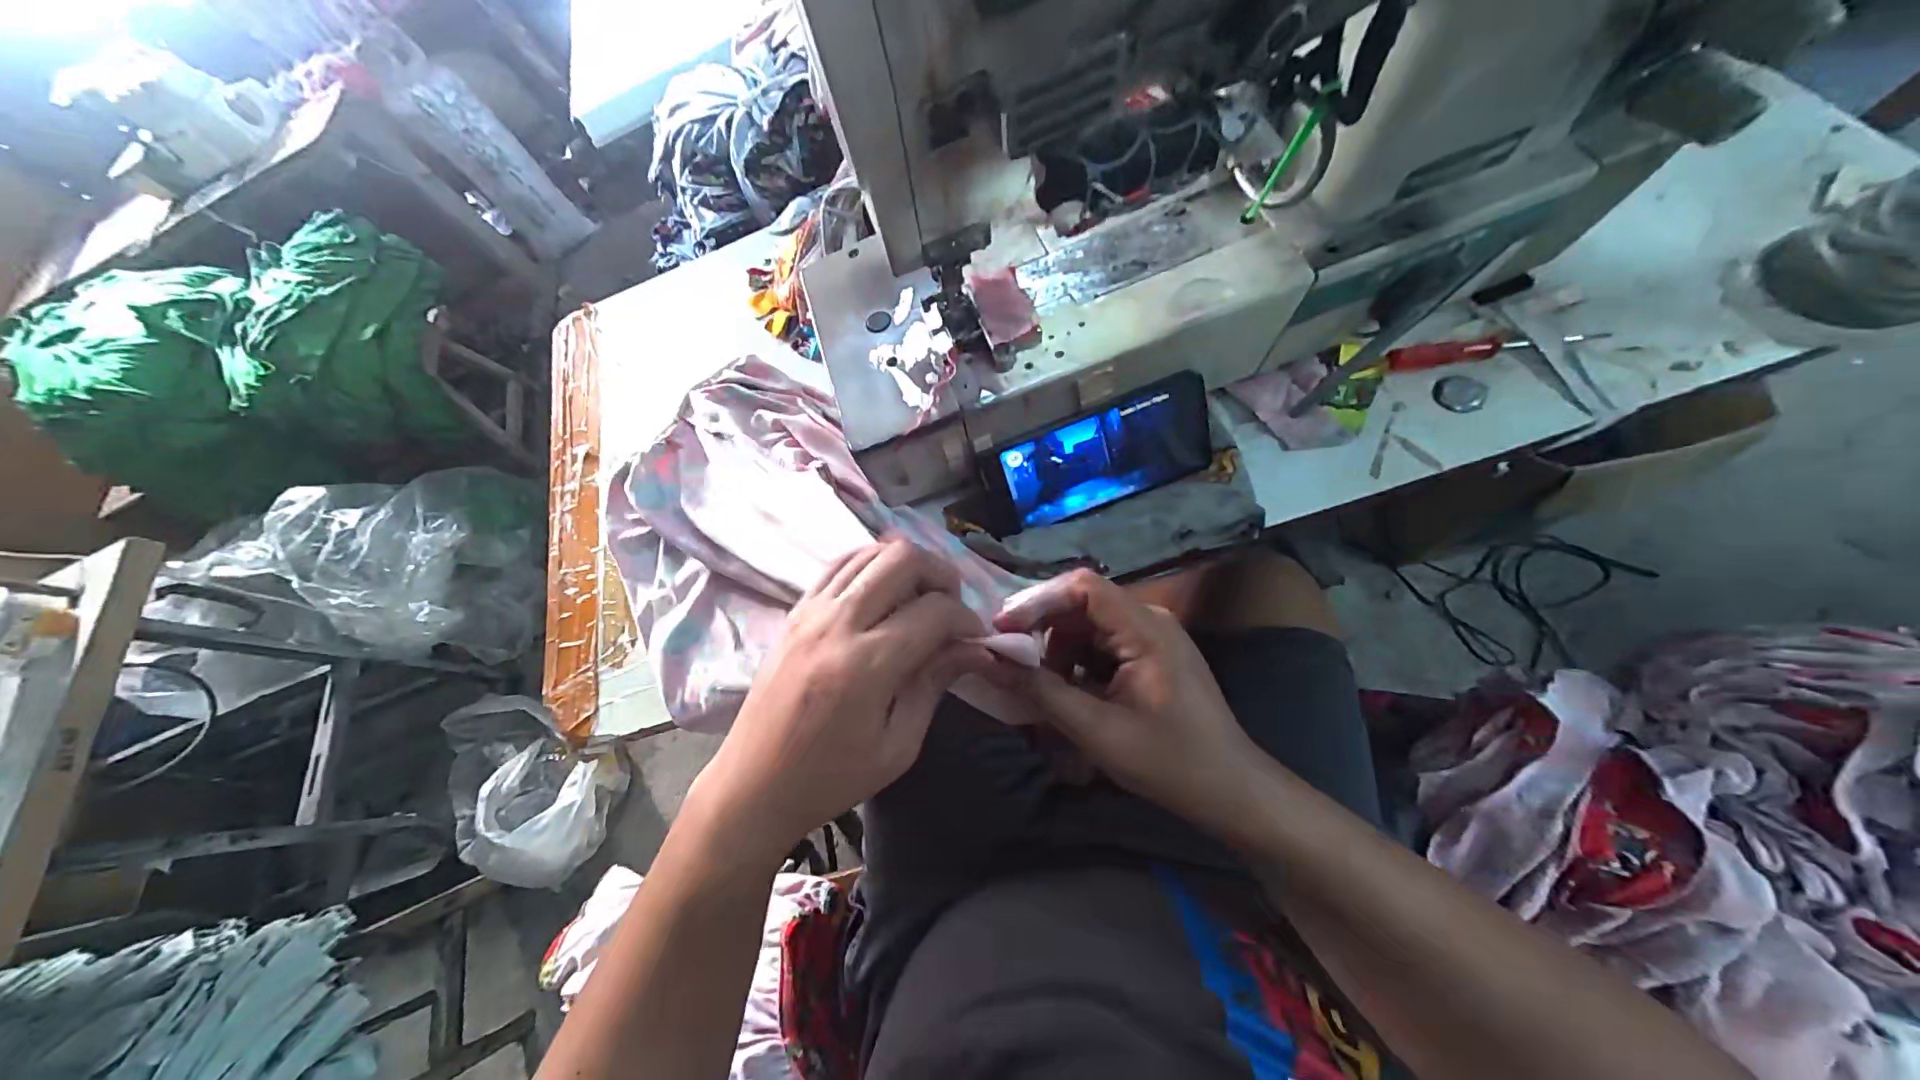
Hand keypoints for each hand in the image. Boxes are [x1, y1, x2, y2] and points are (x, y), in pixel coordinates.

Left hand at [685, 538, 993, 864]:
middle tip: (950, 610)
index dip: (967, 620)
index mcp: (865, 666)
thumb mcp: (898, 746)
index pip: (935, 611)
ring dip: (908, 566)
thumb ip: (935, 685)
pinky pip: (840, 564)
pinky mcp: (795, 611)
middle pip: (904, 558)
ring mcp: (810, 611)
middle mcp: (837, 624)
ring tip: (919, 600)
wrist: (753, 785)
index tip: (974, 641)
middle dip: (942, 576)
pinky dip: (872, 566)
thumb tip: (977, 649)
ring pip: (872, 551)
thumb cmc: (830, 778)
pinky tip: (884, 594)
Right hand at [992, 569, 1269, 837]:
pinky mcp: (1151, 655)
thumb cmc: (1169, 761)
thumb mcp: (1097, 730)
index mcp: (1145, 628)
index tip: (1001, 632)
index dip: (1036, 602)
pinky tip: (1067, 692)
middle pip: (1081, 604)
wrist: (1231, 790)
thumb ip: (1040, 691)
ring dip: (1057, 650)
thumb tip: (988, 661)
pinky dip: (1077, 662)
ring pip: (1088, 625)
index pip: (1082, 586)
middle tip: (1008, 661)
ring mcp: (1153, 636)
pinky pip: (1103, 644)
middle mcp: (1149, 620)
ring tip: (1040, 688)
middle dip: (1041, 630)